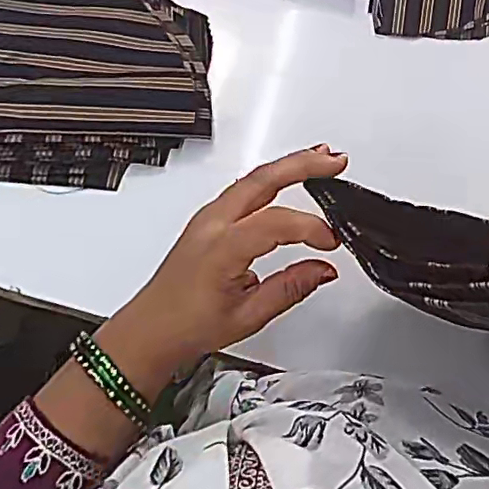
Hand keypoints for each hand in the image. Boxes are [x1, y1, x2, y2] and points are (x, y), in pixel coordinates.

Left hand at [97, 145, 347, 389]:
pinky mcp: (209, 217)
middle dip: (304, 164)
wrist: (152, 329)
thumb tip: (324, 269)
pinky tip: (288, 175)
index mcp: (222, 248)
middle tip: (336, 160)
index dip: (310, 228)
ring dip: (288, 164)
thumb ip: (291, 287)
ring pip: (253, 177)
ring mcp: (208, 216)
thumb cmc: (188, 325)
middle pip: (263, 178)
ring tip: (321, 159)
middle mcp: (212, 223)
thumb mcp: (249, 315)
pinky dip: (271, 176)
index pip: (276, 222)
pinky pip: (243, 186)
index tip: (331, 243)